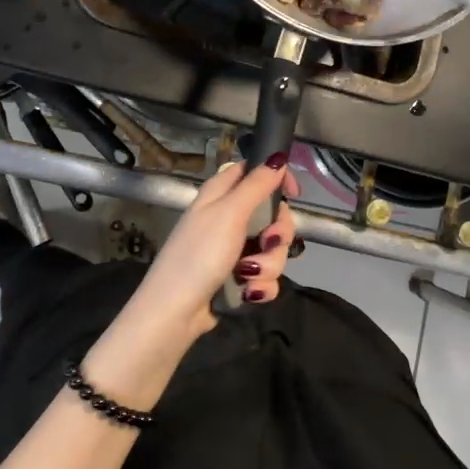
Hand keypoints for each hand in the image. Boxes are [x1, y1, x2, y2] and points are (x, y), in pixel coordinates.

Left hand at [132, 156, 300, 338]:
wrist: (176, 311)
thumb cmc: (199, 255)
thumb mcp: (229, 213)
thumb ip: (256, 185)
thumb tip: (278, 157)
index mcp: (220, 194)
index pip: (254, 172)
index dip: (276, 178)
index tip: (293, 194)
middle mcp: (228, 218)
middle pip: (272, 215)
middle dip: (278, 234)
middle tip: (268, 242)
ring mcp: (234, 250)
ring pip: (273, 249)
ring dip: (267, 265)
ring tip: (247, 276)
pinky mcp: (238, 278)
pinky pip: (266, 276)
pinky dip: (261, 286)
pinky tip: (248, 293)